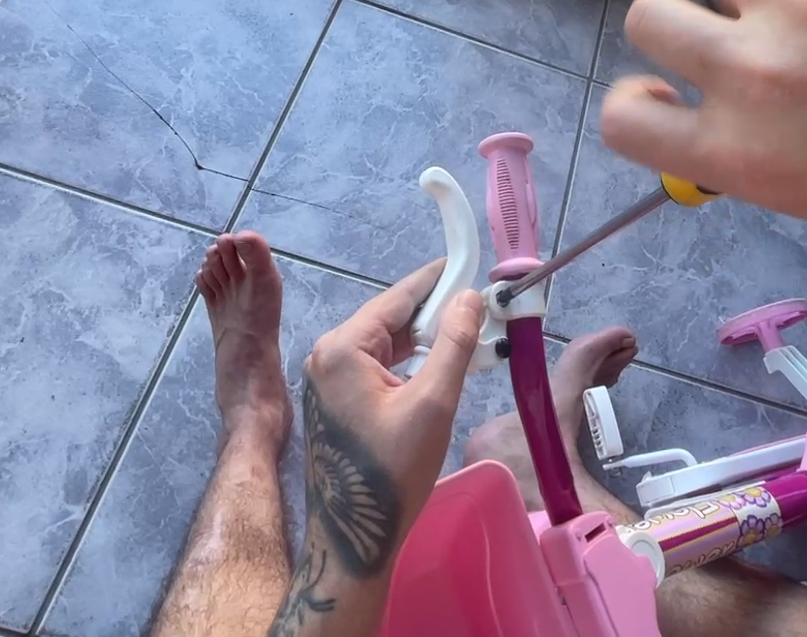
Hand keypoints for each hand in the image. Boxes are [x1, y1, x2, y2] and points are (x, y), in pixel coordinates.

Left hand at [269, 260, 484, 636]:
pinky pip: (378, 363)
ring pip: (386, 341)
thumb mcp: (433, 402)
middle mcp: (327, 354)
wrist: (352, 542)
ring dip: (425, 336)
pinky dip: (410, 359)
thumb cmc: (392, 472)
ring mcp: (328, 377)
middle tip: (479, 304)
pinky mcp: (336, 398)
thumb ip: (453, 342)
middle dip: (435, 311)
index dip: (436, 279)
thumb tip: (469, 296)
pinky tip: (439, 360)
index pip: (398, 298)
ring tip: (467, 331)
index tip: (468, 263)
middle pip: (391, 317)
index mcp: (342, 347)